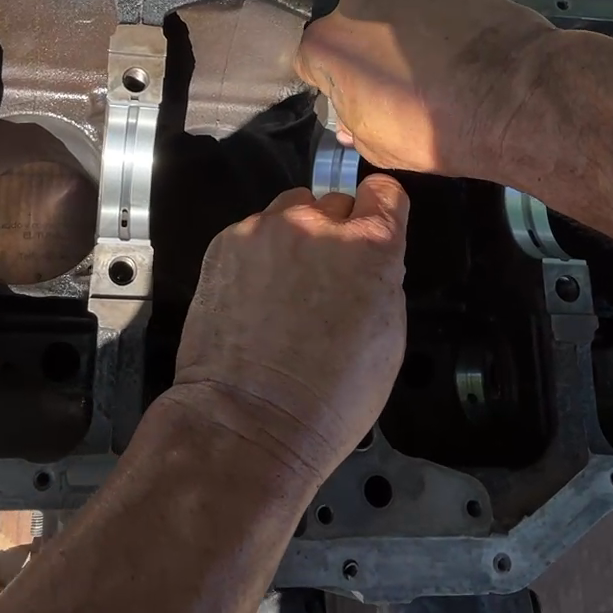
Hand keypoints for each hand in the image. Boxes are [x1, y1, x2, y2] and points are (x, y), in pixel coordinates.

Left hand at [168, 175, 411, 487]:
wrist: (249, 420)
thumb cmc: (332, 395)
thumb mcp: (388, 336)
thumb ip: (381, 276)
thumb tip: (368, 258)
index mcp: (369, 245)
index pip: (383, 192)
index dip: (381, 210)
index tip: (374, 225)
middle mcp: (316, 223)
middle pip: (333, 202)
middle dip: (334, 230)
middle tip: (322, 276)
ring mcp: (265, 229)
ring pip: (289, 211)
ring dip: (293, 236)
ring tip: (282, 286)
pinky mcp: (224, 242)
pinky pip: (252, 233)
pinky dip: (257, 254)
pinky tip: (252, 295)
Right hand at [294, 0, 553, 177]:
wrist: (515, 95)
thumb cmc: (434, 126)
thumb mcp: (378, 144)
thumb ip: (351, 124)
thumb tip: (350, 117)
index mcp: (327, 42)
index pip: (312, 61)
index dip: (332, 84)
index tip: (357, 100)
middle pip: (350, 26)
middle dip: (366, 50)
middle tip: (398, 81)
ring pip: (390, 8)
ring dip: (401, 30)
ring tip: (436, 63)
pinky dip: (439, 17)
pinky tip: (463, 46)